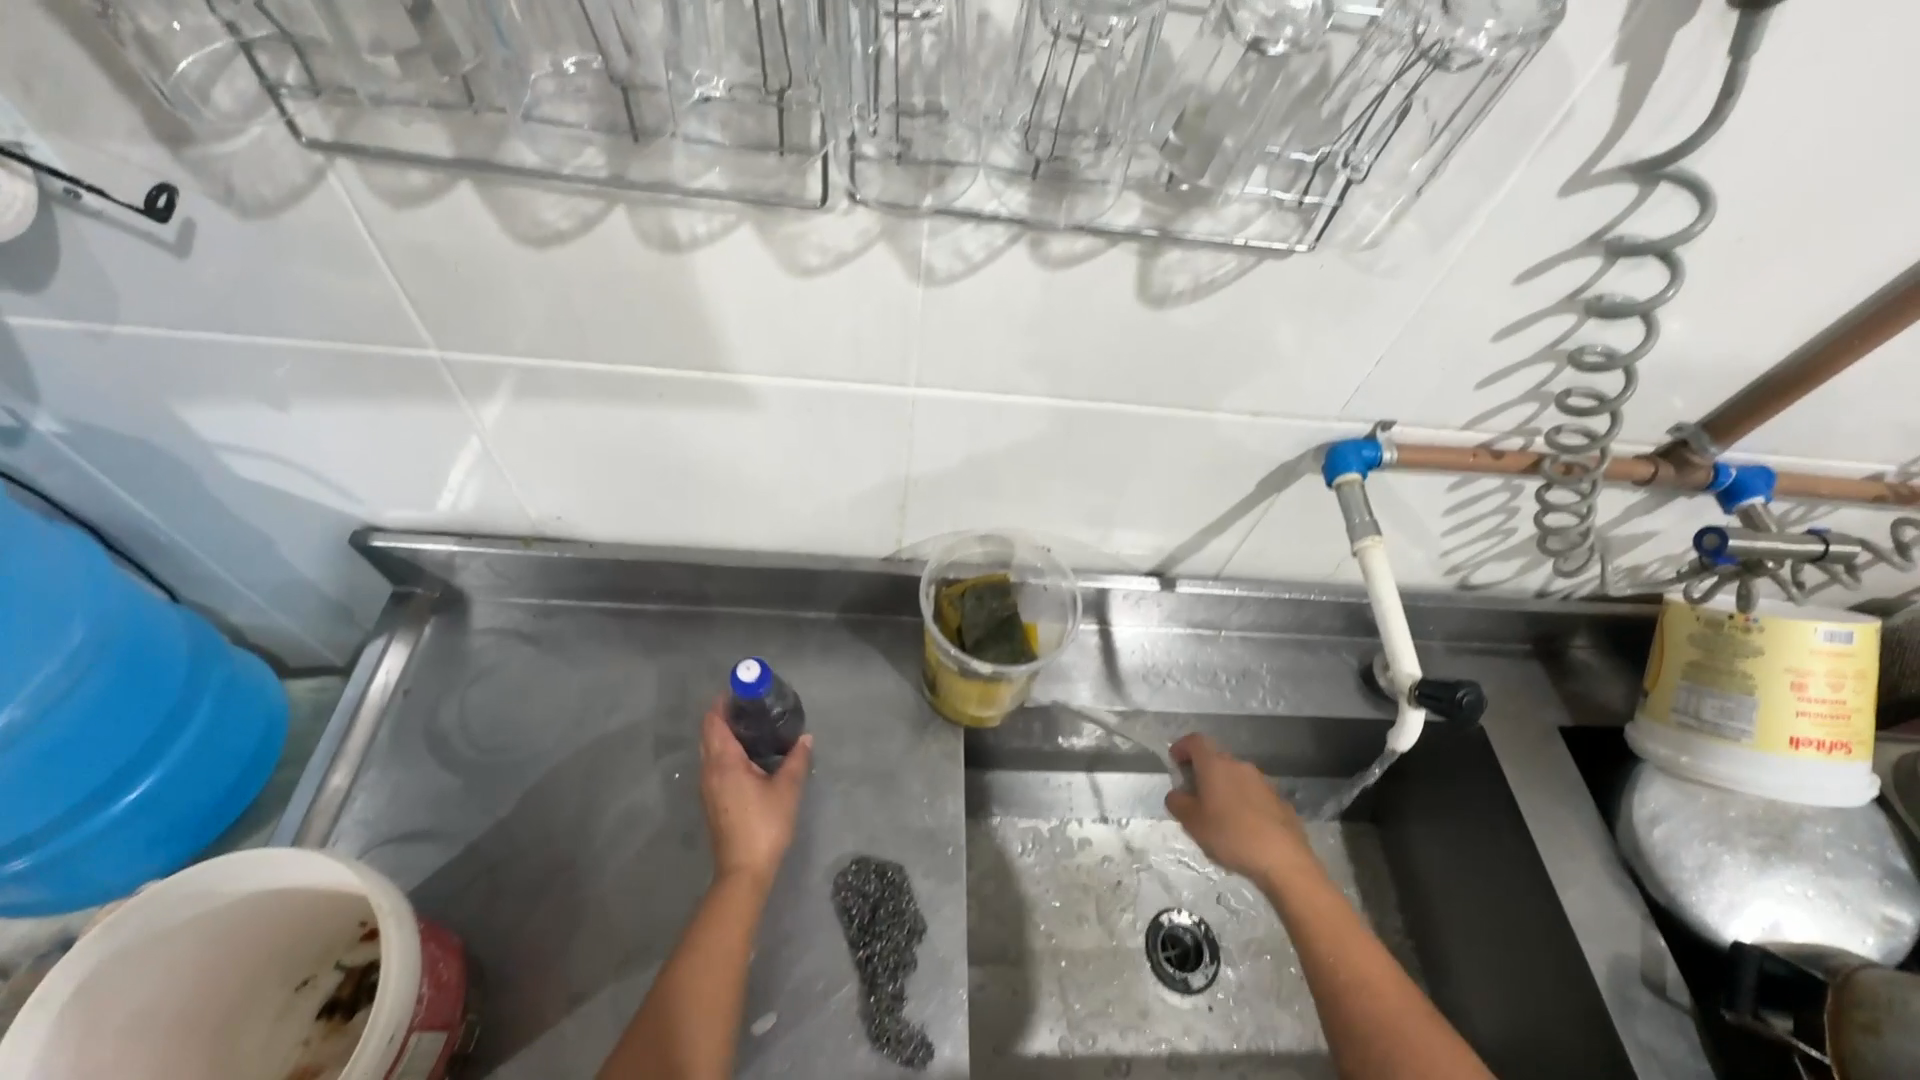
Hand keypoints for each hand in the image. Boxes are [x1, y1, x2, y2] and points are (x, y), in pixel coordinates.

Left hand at [700, 701, 812, 887]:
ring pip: (711, 750)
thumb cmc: (765, 825)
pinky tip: (750, 756)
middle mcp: (709, 770)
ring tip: (754, 726)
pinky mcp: (713, 800)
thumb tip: (805, 737)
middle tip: (752, 705)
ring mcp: (708, 787)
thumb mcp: (787, 790)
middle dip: (725, 715)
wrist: (744, 870)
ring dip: (725, 733)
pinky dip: (727, 751)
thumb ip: (797, 760)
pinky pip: (715, 764)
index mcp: (723, 761)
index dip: (723, 702)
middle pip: (709, 733)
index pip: (714, 721)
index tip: (742, 690)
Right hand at [1165, 734, 1313, 882]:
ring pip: (1236, 778)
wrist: (1283, 858)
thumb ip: (1177, 802)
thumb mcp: (1191, 822)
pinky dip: (1243, 803)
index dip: (1182, 747)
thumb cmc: (1229, 835)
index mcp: (1215, 765)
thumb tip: (1178, 794)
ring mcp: (1263, 782)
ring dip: (1224, 789)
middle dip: (1202, 773)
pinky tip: (1243, 828)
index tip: (1175, 762)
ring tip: (1218, 816)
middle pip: (1216, 760)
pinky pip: (1253, 794)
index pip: (1195, 741)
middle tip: (1193, 797)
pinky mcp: (1279, 800)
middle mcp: (1240, 766)